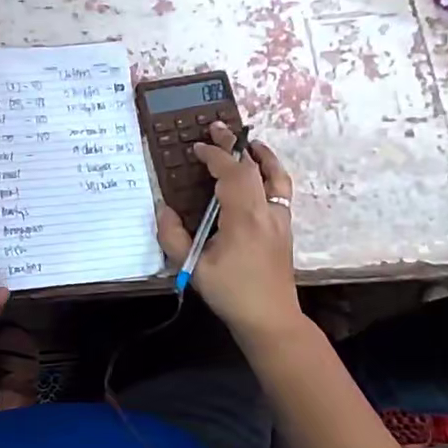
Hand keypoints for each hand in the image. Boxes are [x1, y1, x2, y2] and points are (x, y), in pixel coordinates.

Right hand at [155, 121, 301, 337]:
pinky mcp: (285, 228)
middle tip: (216, 129)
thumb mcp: (194, 267)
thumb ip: (174, 236)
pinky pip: (281, 190)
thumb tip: (163, 209)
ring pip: (276, 176)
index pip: (232, 173)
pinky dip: (271, 173)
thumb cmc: (231, 293)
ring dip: (261, 156)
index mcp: (245, 217)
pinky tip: (261, 175)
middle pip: (254, 167)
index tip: (197, 148)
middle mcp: (267, 211)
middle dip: (234, 146)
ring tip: (249, 142)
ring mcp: (280, 219)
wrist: (270, 319)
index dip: (214, 156)